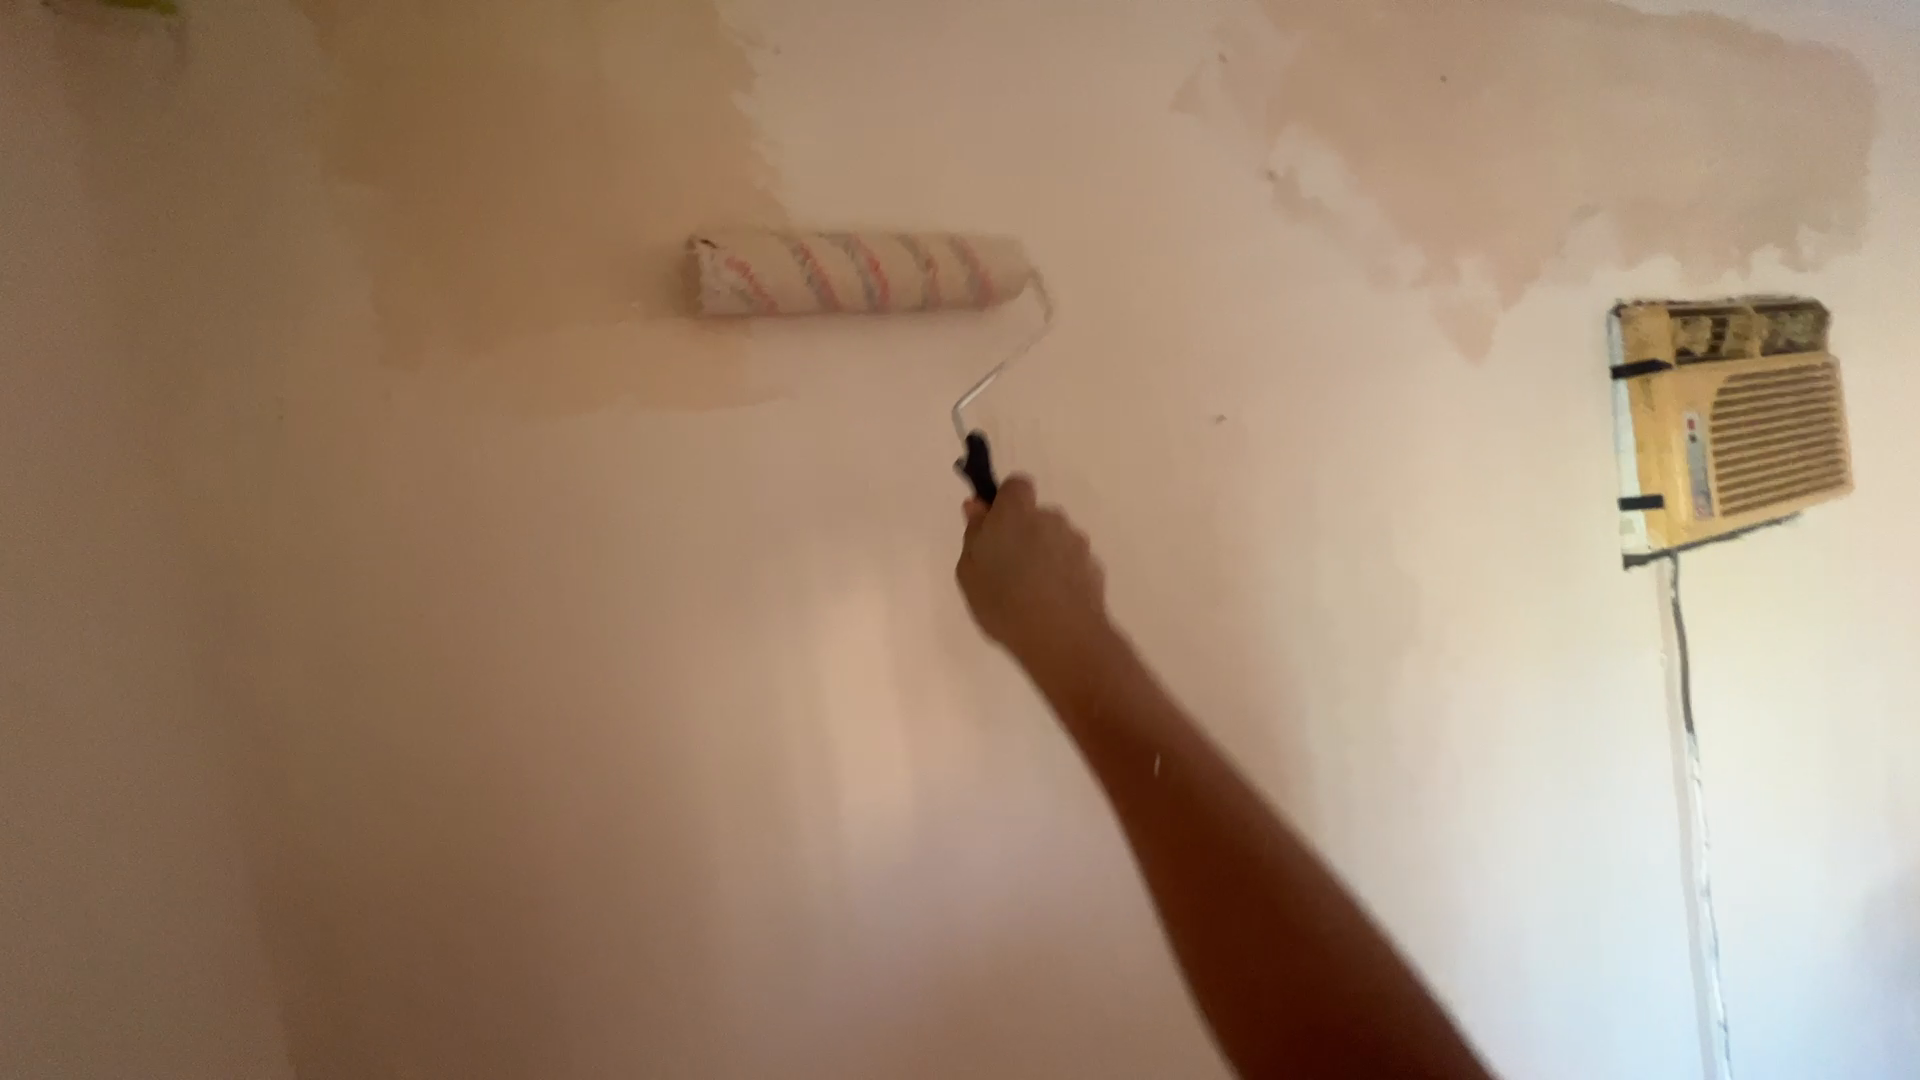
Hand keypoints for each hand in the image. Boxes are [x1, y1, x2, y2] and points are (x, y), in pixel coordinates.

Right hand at [956, 476, 1109, 663]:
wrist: (1061, 637)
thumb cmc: (1002, 601)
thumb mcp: (968, 570)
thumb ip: (974, 533)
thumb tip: (977, 506)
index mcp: (1016, 512)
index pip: (1016, 486)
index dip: (1005, 502)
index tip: (993, 528)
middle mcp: (1051, 518)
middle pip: (1037, 515)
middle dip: (1025, 533)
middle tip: (1007, 568)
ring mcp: (1077, 543)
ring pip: (1056, 540)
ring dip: (1045, 555)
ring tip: (1031, 593)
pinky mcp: (1094, 568)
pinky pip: (1073, 563)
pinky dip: (1063, 576)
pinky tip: (1052, 604)